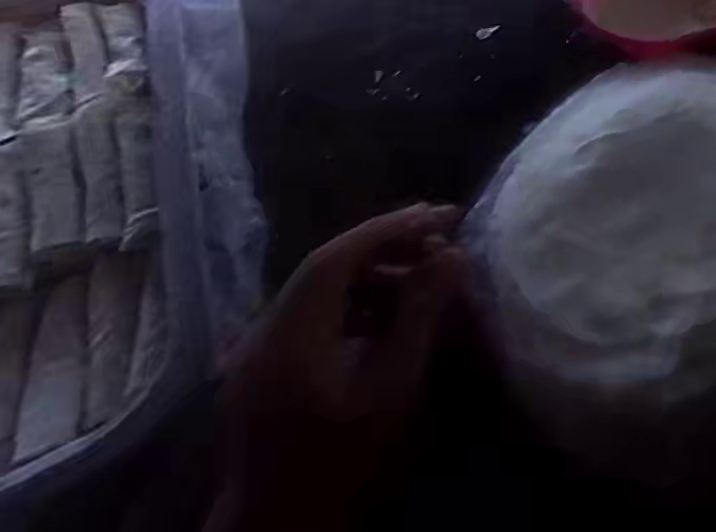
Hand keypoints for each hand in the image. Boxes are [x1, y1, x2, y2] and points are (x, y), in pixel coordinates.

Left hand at [208, 203, 464, 530]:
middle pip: (328, 264)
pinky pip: (317, 308)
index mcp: (289, 336)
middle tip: (439, 234)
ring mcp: (262, 345)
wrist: (278, 529)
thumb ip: (420, 315)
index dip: (389, 228)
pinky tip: (391, 306)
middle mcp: (266, 331)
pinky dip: (357, 295)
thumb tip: (454, 255)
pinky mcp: (268, 360)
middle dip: (386, 242)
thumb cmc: (340, 462)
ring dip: (374, 268)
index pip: (336, 257)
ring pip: (322, 283)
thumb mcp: (392, 387)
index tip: (440, 214)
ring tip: (423, 270)